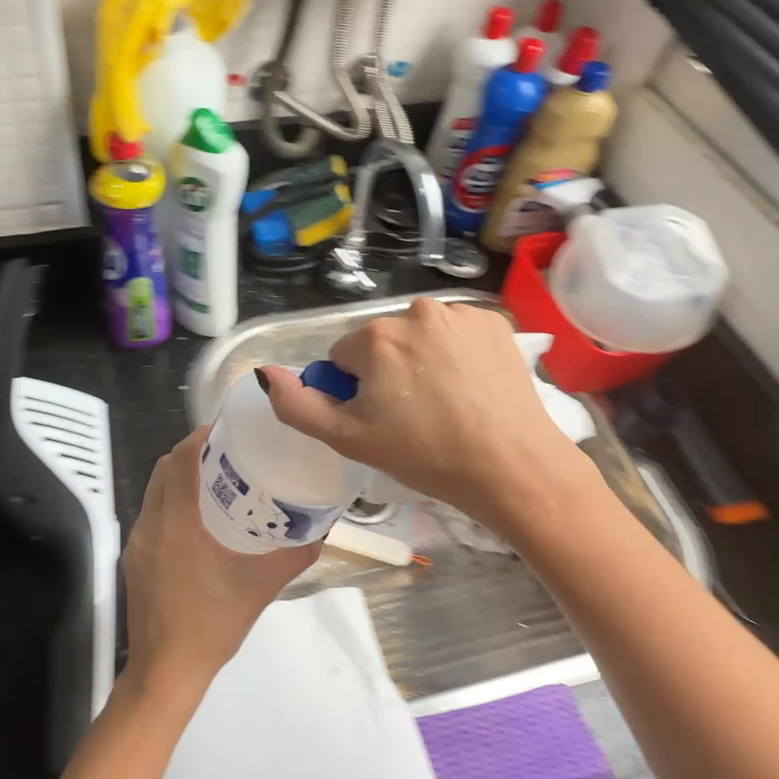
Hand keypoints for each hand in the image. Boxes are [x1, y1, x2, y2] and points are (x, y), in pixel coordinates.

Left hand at [121, 427, 320, 694]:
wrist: (165, 673)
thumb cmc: (212, 625)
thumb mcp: (259, 588)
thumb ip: (294, 557)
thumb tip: (323, 532)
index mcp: (176, 523)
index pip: (179, 460)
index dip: (198, 437)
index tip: (225, 427)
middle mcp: (150, 525)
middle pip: (162, 470)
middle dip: (189, 453)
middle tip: (226, 452)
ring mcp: (136, 544)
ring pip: (153, 492)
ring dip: (177, 477)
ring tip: (216, 480)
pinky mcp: (134, 561)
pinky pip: (151, 515)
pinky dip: (170, 501)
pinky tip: (198, 520)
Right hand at [258, 298, 601, 525]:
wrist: (512, 466)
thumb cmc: (425, 455)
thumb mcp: (349, 440)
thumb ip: (297, 405)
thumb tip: (266, 372)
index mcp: (375, 337)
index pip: (343, 359)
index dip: (355, 393)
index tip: (381, 422)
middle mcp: (416, 311)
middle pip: (382, 344)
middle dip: (389, 374)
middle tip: (414, 418)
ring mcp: (460, 314)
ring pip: (421, 337)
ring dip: (424, 362)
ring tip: (447, 406)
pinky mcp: (495, 323)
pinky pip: (458, 335)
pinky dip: (459, 355)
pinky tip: (472, 389)